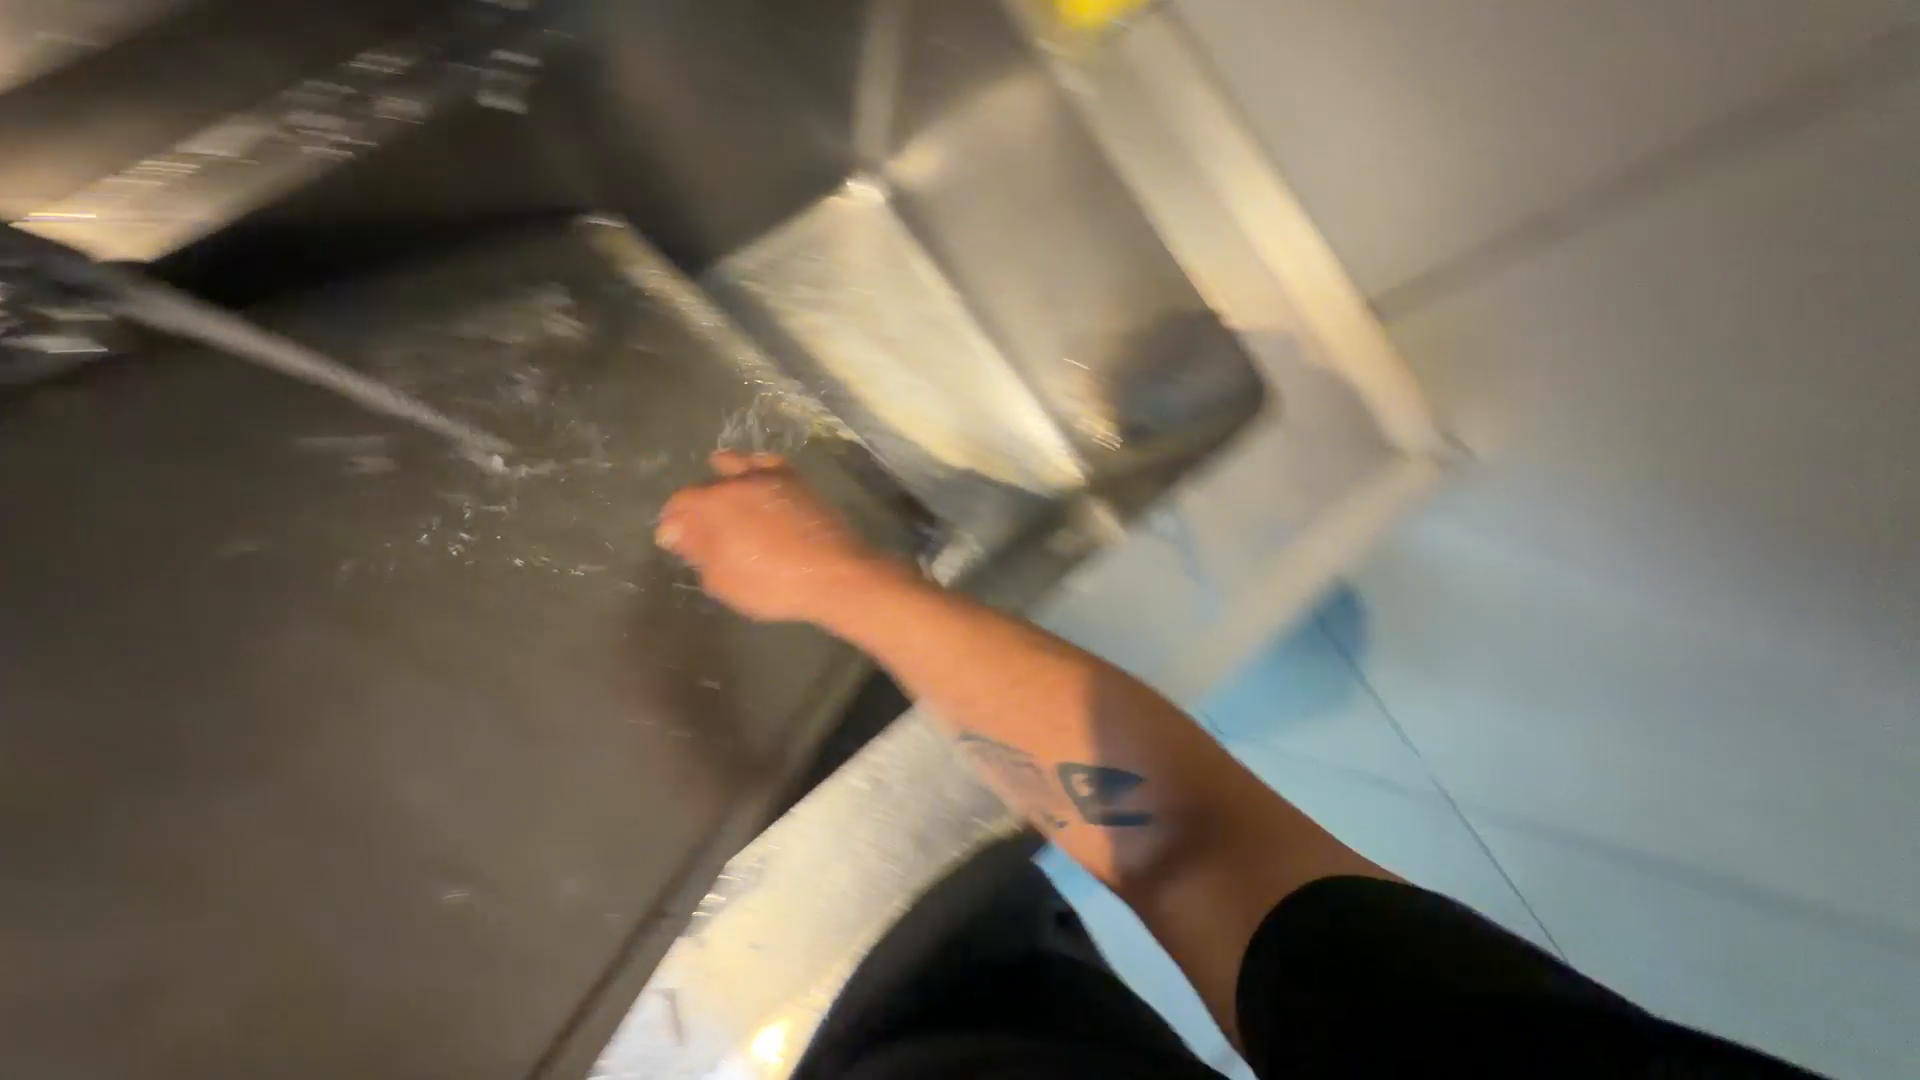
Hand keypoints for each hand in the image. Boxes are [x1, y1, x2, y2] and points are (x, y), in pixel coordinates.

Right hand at [656, 451, 893, 622]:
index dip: (672, 521)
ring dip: (723, 474)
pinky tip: (756, 474)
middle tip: (694, 522)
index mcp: (713, 505)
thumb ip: (697, 551)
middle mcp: (739, 482)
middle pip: (707, 485)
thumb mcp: (723, 579)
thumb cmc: (773, 584)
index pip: (680, 503)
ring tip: (719, 481)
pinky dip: (757, 466)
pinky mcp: (797, 482)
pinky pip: (769, 465)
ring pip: (737, 465)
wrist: (834, 573)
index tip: (670, 539)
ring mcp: (771, 477)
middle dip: (695, 503)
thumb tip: (674, 532)